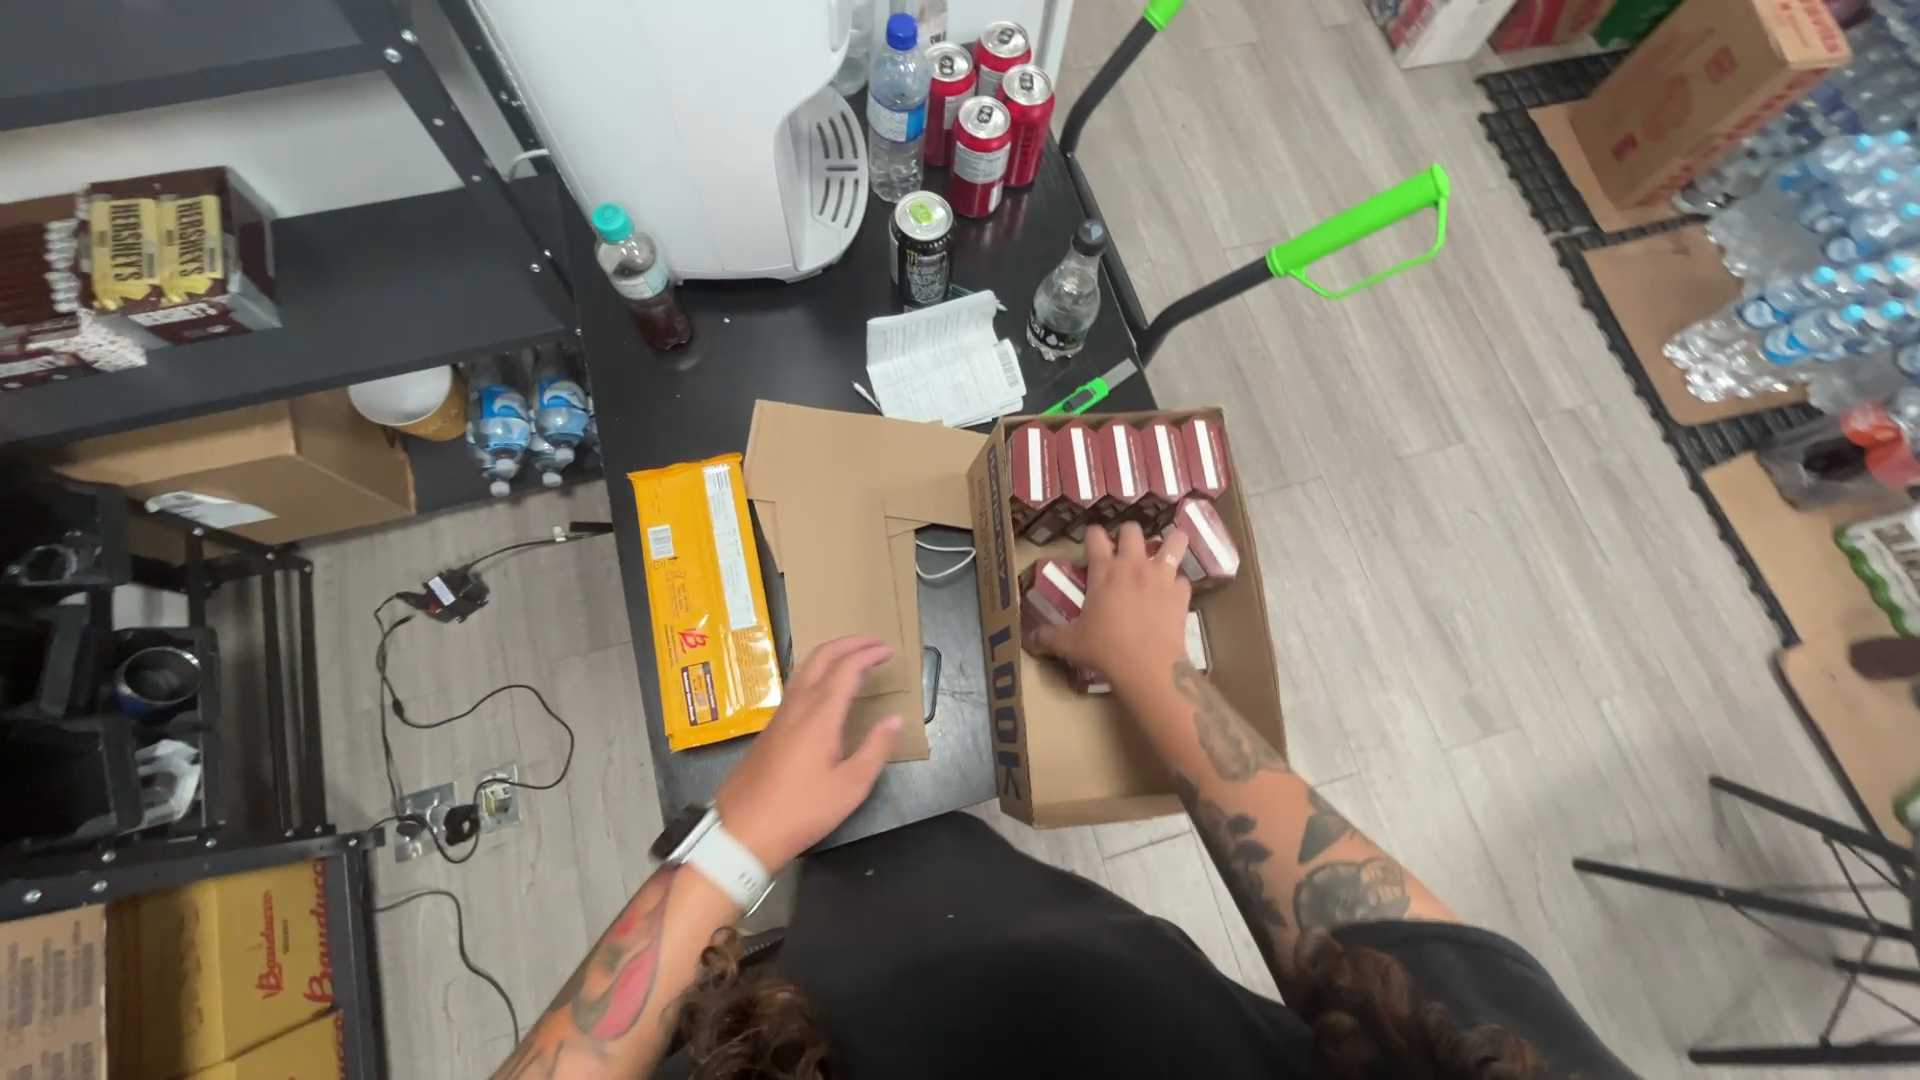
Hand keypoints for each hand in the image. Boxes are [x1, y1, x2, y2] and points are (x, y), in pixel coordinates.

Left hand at [713, 635, 901, 872]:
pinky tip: (826, 685)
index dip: (869, 654)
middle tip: (874, 641)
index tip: (889, 650)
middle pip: (822, 656)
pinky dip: (818, 669)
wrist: (741, 831)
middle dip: (849, 642)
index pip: (847, 668)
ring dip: (831, 653)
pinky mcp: (771, 727)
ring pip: (805, 667)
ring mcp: (780, 714)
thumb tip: (895, 719)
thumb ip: (875, 749)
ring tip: (853, 655)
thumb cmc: (800, 812)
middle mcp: (798, 705)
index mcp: (820, 715)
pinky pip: (797, 682)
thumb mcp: (850, 788)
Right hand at [1028, 522, 1190, 685]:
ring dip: (1170, 542)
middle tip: (1125, 547)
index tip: (1092, 540)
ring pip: (1173, 542)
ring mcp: (1161, 577)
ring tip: (1168, 546)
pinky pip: (1183, 579)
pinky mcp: (1181, 594)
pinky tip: (1173, 593)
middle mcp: (1133, 565)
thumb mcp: (1069, 643)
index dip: (1093, 534)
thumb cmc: (1104, 649)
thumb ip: (1050, 636)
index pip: (1095, 536)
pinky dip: (1178, 584)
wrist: (1147, 666)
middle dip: (1128, 534)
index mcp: (1103, 571)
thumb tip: (1031, 637)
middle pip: (1132, 530)